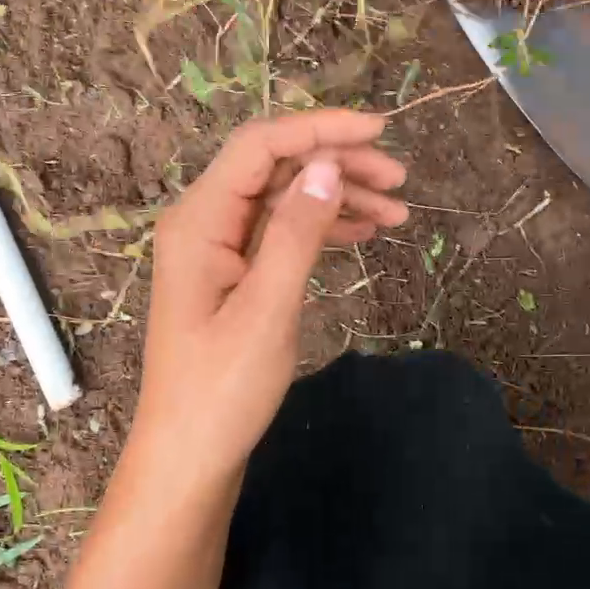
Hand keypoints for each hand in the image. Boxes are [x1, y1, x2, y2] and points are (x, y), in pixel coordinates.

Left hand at [136, 110, 408, 471]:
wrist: (190, 458)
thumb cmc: (222, 391)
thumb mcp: (267, 310)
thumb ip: (296, 233)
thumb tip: (328, 166)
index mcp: (200, 220)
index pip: (261, 146)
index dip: (320, 129)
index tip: (379, 132)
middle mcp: (205, 221)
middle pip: (276, 167)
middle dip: (337, 163)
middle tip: (399, 179)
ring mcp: (219, 247)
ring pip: (285, 197)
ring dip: (338, 196)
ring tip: (396, 211)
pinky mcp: (235, 272)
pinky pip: (283, 231)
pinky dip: (324, 226)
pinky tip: (364, 232)